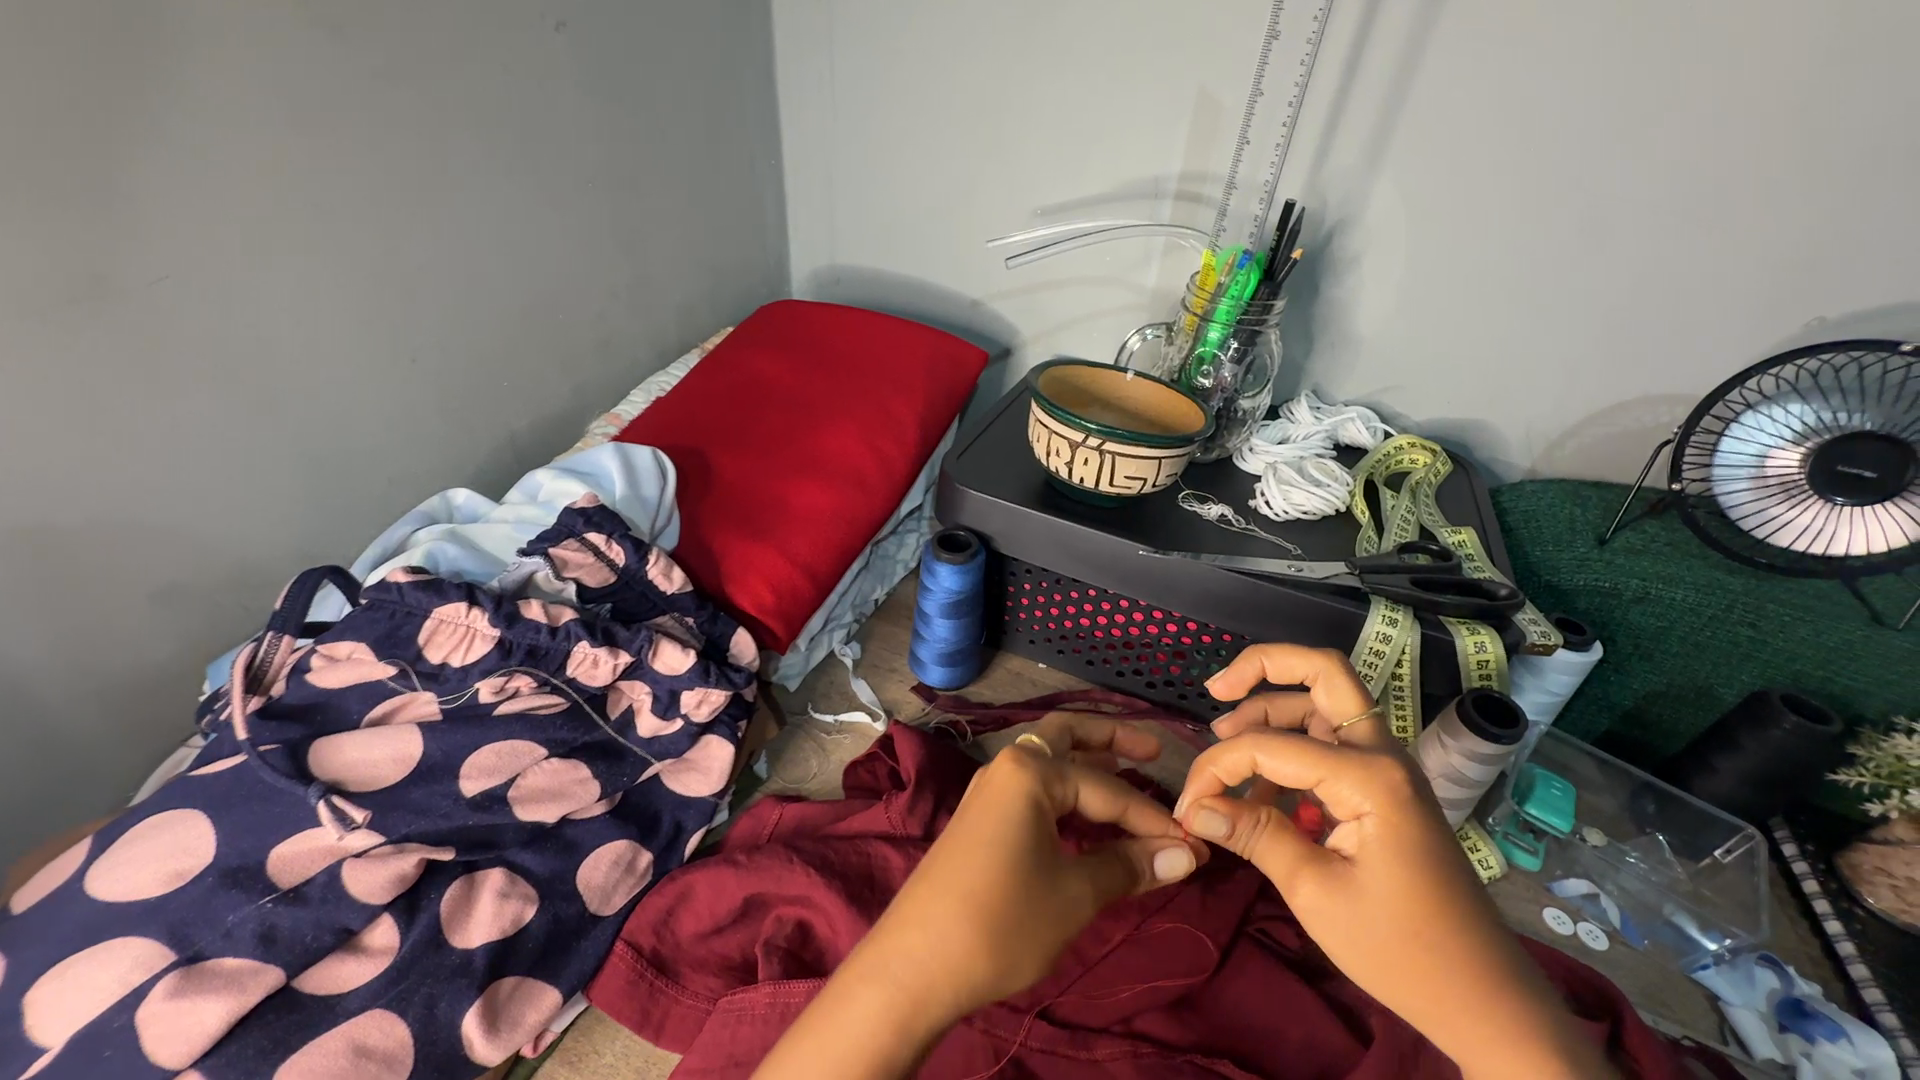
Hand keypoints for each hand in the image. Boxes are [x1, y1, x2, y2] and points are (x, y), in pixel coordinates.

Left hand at [872, 712, 1206, 1012]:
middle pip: (1066, 738)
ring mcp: (988, 794)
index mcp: (1028, 771)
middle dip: (1111, 741)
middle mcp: (1006, 768)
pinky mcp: (981, 822)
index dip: (1152, 817)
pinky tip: (1089, 824)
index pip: (1107, 787)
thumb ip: (1130, 866)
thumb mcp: (1075, 894)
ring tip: (1131, 782)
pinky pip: (1033, 794)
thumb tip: (1185, 854)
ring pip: (1048, 766)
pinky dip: (1066, 798)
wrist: (915, 966)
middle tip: (1154, 753)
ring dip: (1089, 770)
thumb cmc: (1002, 921)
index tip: (1191, 844)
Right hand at [1176, 645, 1614, 1079]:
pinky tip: (1261, 790)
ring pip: (1326, 704)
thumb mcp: (1313, 891)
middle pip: (1324, 672)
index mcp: (1369, 775)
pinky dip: (1292, 748)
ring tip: (1225, 739)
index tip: (1187, 808)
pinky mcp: (1386, 791)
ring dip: (1274, 709)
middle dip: (1264, 668)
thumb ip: (1253, 834)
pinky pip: (1333, 745)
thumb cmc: (1398, 948)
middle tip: (1215, 691)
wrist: (1483, 997)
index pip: (1270, 744)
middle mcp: (1382, 754)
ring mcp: (1389, 770)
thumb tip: (1192, 807)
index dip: (1217, 767)